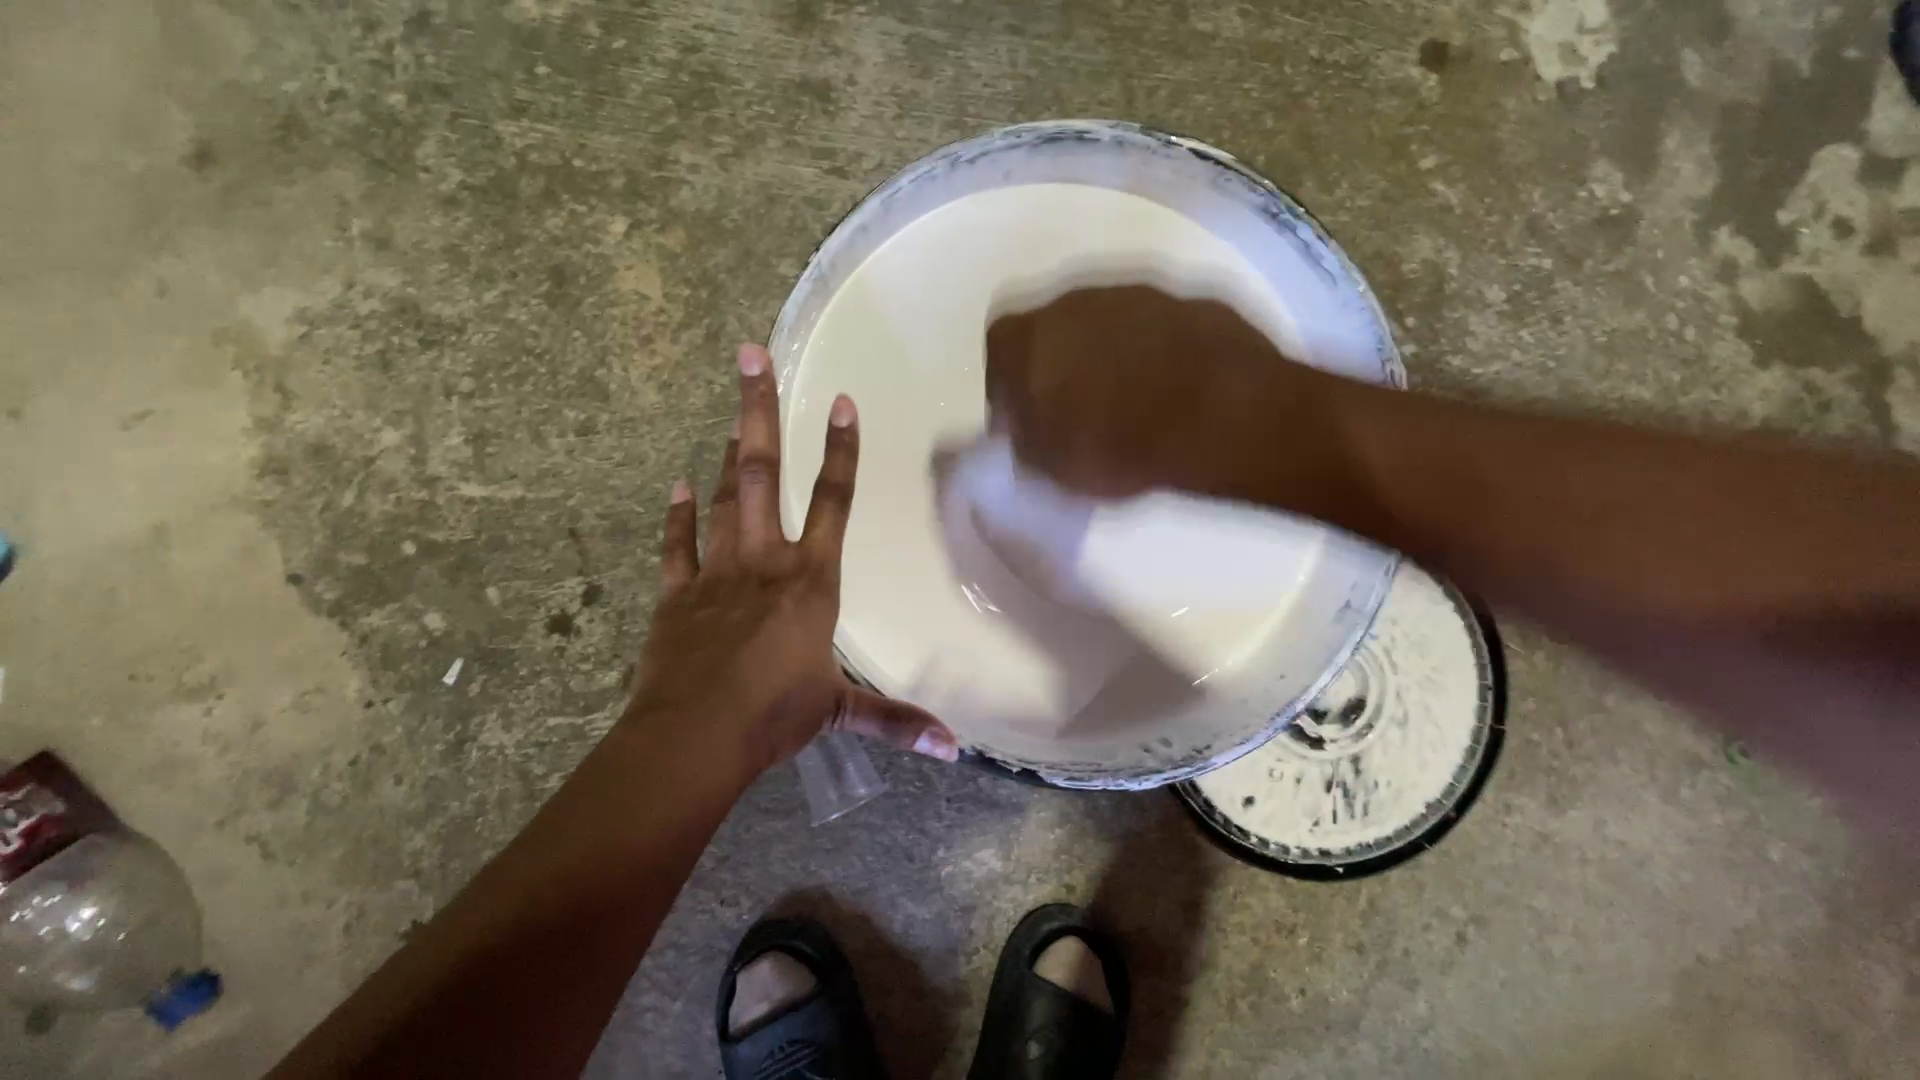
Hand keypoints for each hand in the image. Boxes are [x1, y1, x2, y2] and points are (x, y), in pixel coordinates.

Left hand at [625, 344, 958, 780]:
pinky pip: (677, 546)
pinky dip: (677, 515)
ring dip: (727, 452)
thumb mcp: (839, 711)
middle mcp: (764, 562)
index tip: (839, 401)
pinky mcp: (676, 595)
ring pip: (723, 498)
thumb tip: (956, 747)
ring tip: (731, 412)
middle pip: (763, 473)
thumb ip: (896, 720)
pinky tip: (676, 485)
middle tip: (748, 355)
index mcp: (811, 581)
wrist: (696, 735)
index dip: (840, 451)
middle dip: (758, 411)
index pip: (833, 503)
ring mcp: (715, 573)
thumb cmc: (775, 715)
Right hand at [984, 285, 1357, 507]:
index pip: (998, 356)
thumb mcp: (1045, 469)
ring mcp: (1134, 289)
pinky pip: (1162, 328)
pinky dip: (1163, 353)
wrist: (1217, 417)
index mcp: (1020, 334)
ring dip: (1115, 356)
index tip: (1033, 425)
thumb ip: (1022, 442)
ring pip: (1110, 324)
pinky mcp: (1190, 297)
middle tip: (1085, 416)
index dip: (1013, 391)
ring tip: (1137, 408)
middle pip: (1055, 332)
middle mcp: (1069, 296)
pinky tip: (1179, 394)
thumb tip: (1022, 433)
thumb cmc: (1113, 446)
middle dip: (1064, 367)